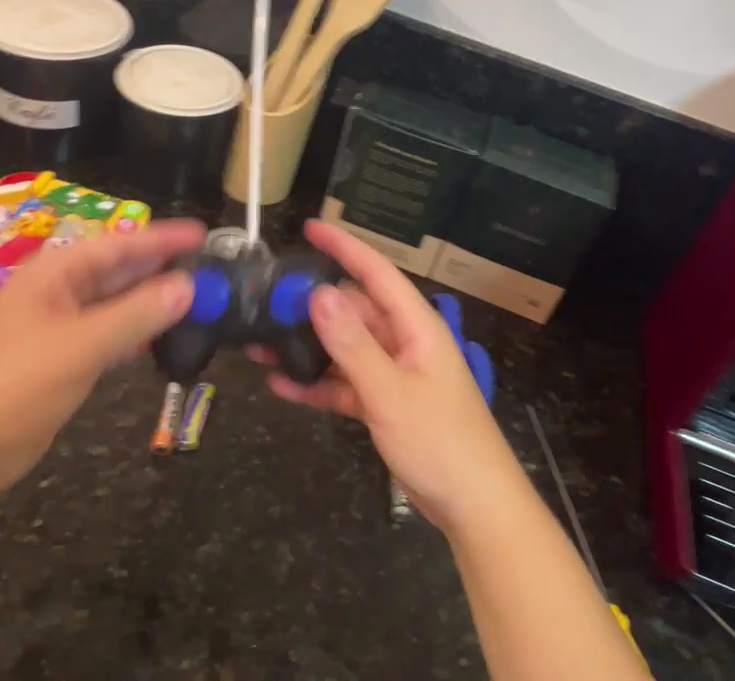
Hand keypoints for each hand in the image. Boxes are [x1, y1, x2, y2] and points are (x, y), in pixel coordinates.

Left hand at [0, 219, 204, 484]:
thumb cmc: (16, 384)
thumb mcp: (82, 344)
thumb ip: (138, 314)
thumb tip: (189, 285)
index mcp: (53, 274)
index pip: (117, 245)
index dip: (161, 239)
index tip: (203, 233)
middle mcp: (56, 294)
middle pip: (117, 272)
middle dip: (160, 269)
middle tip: (209, 268)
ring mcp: (58, 329)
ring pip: (114, 305)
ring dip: (151, 302)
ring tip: (197, 299)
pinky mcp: (62, 362)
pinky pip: (108, 336)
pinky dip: (136, 333)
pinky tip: (163, 337)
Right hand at [253, 220, 525, 532]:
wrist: (475, 507)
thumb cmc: (440, 442)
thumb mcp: (390, 393)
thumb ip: (353, 345)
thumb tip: (319, 292)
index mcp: (417, 327)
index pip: (377, 273)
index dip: (344, 247)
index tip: (309, 228)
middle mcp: (405, 342)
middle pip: (355, 311)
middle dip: (312, 305)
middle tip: (263, 301)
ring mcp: (396, 374)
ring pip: (346, 348)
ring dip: (307, 347)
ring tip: (258, 344)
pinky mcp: (387, 404)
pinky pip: (346, 384)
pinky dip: (318, 384)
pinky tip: (280, 386)